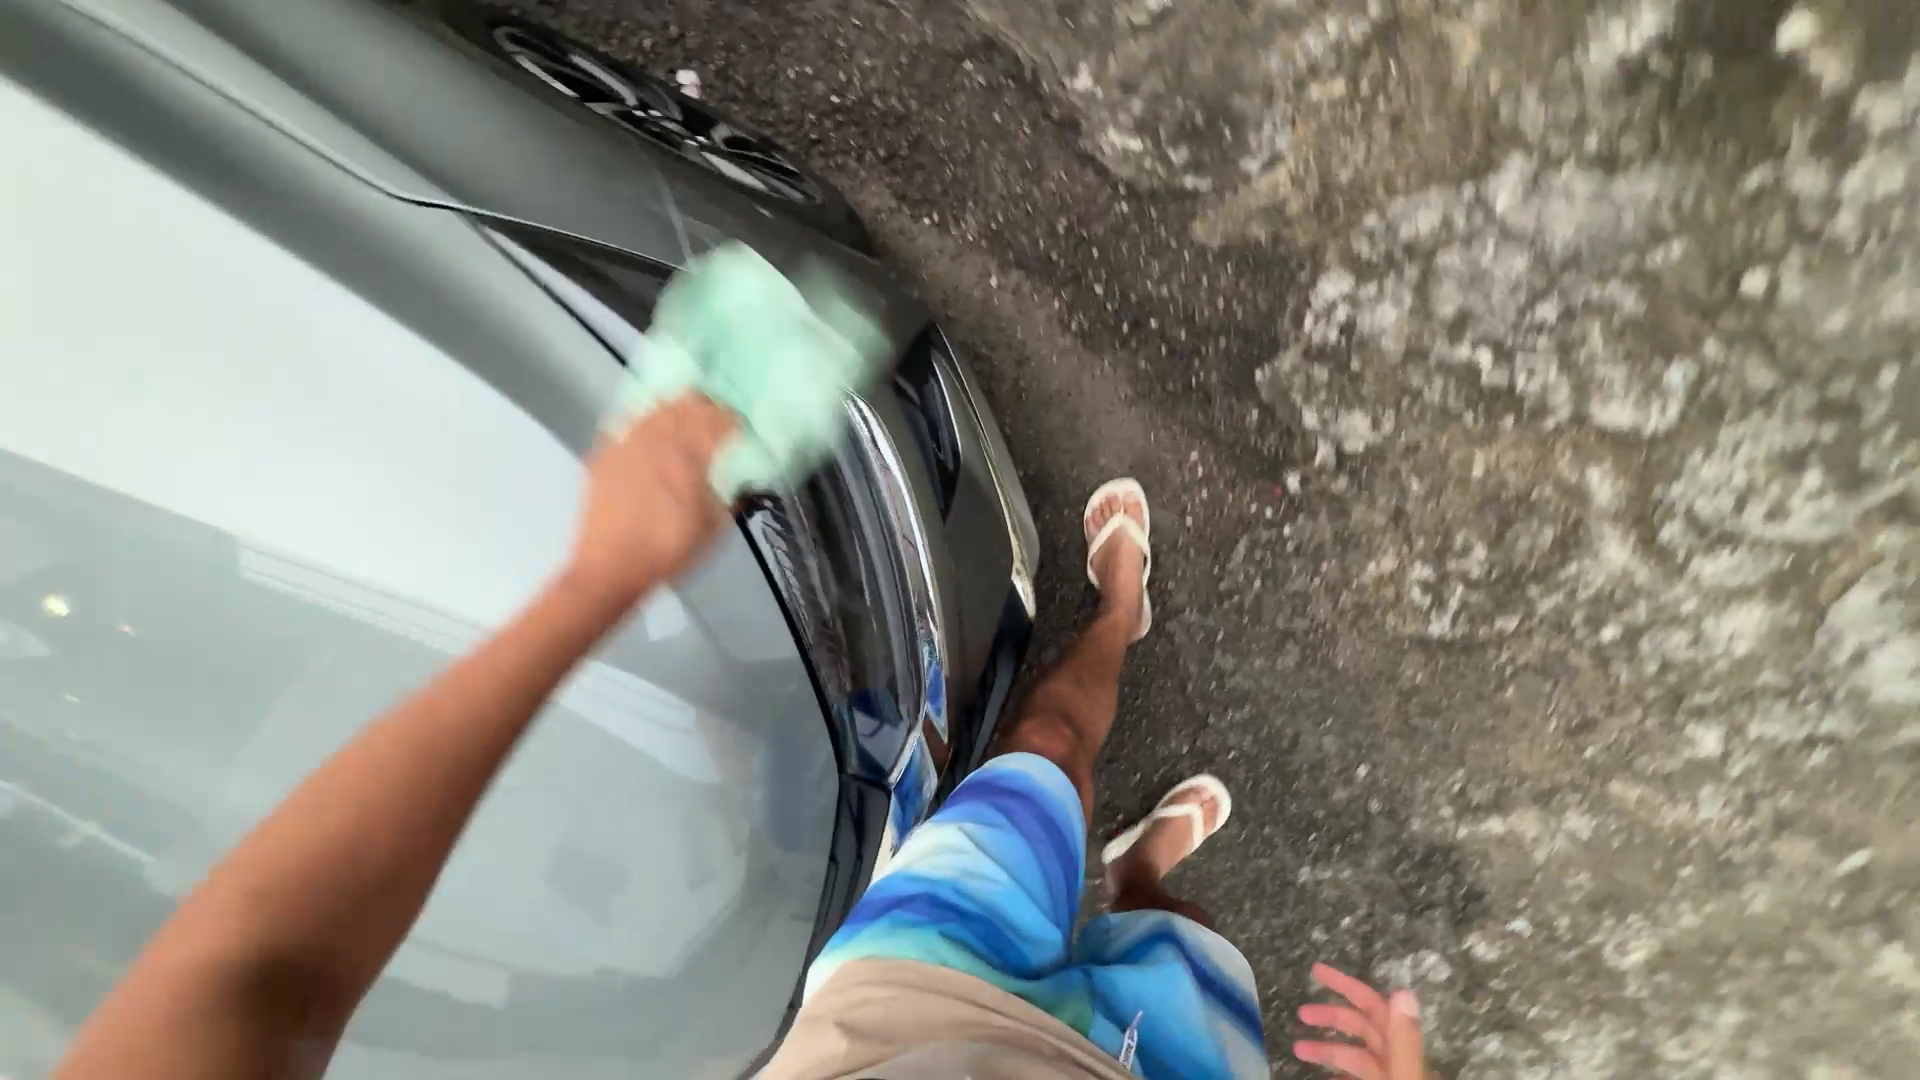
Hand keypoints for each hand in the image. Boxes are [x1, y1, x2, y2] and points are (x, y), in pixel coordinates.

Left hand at [566, 394, 736, 603]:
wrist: (610, 567)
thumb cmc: (669, 550)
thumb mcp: (715, 529)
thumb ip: (730, 497)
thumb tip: (740, 483)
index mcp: (691, 456)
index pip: (719, 419)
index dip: (734, 420)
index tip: (740, 428)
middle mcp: (659, 440)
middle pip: (687, 403)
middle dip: (706, 407)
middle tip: (716, 419)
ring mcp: (628, 443)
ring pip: (657, 409)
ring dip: (676, 411)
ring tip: (685, 422)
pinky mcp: (605, 454)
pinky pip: (628, 424)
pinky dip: (644, 424)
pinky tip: (649, 436)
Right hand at [1294, 963, 1426, 1079]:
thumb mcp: (1403, 1075)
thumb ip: (1403, 1039)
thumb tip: (1403, 991)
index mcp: (1404, 1048)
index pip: (1372, 1004)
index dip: (1344, 984)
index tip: (1316, 969)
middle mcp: (1399, 1058)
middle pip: (1361, 1027)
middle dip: (1329, 1016)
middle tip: (1300, 1013)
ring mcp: (1392, 1074)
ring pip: (1355, 1054)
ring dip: (1326, 1049)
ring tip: (1298, 1049)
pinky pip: (1358, 1076)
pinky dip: (1339, 1072)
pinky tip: (1323, 1075)